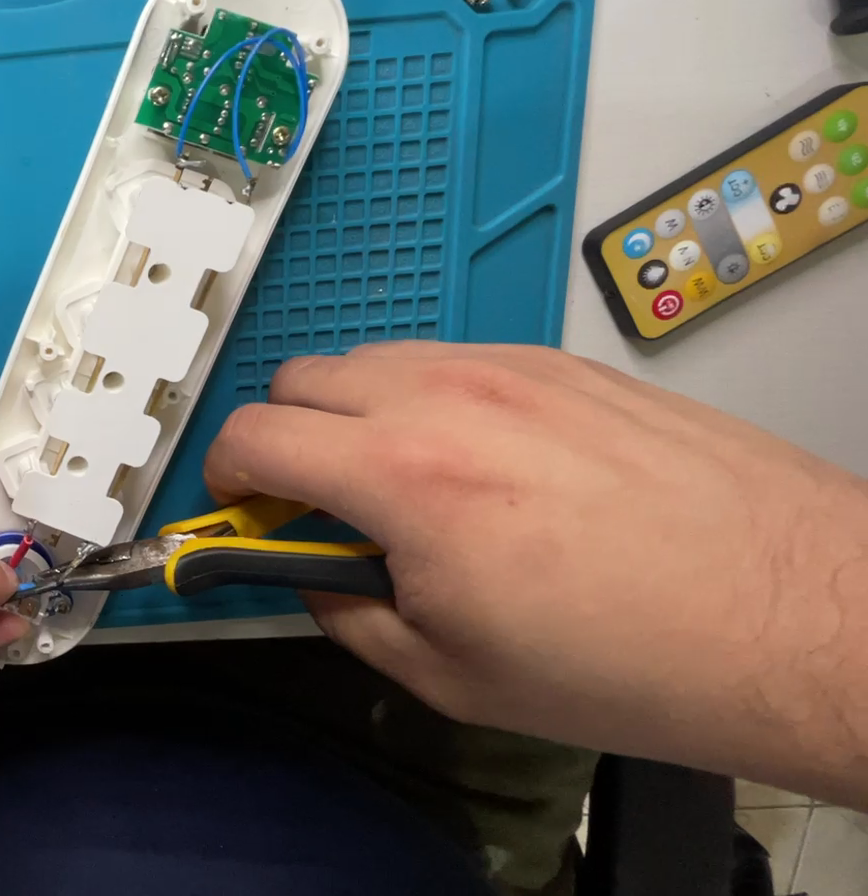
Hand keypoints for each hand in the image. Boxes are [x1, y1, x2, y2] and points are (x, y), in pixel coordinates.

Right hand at [205, 342, 867, 804]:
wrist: (823, 623)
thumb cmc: (629, 665)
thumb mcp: (445, 673)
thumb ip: (338, 610)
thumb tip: (305, 568)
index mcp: (400, 479)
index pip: (251, 436)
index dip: (223, 472)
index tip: (242, 503)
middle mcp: (437, 400)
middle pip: (293, 380)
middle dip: (281, 436)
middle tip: (318, 493)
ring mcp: (499, 368)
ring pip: (363, 359)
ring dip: (347, 411)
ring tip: (398, 471)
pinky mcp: (553, 360)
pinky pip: (439, 358)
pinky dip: (417, 397)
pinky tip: (475, 453)